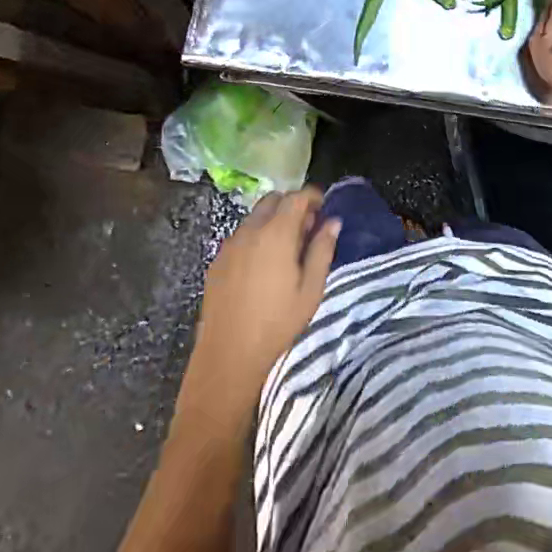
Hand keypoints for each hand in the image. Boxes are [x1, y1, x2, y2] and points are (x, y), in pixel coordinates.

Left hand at [189, 186, 339, 384]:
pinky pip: (241, 234)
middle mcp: (250, 231)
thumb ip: (322, 250)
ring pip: (255, 216)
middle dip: (292, 205)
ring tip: (288, 247)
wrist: (228, 354)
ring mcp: (230, 245)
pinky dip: (257, 235)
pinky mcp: (218, 260)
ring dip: (274, 219)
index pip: (296, 198)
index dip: (313, 196)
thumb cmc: (278, 322)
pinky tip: (264, 262)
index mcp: (276, 234)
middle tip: (308, 227)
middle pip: (273, 200)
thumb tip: (333, 222)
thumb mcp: (311, 289)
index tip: (324, 207)